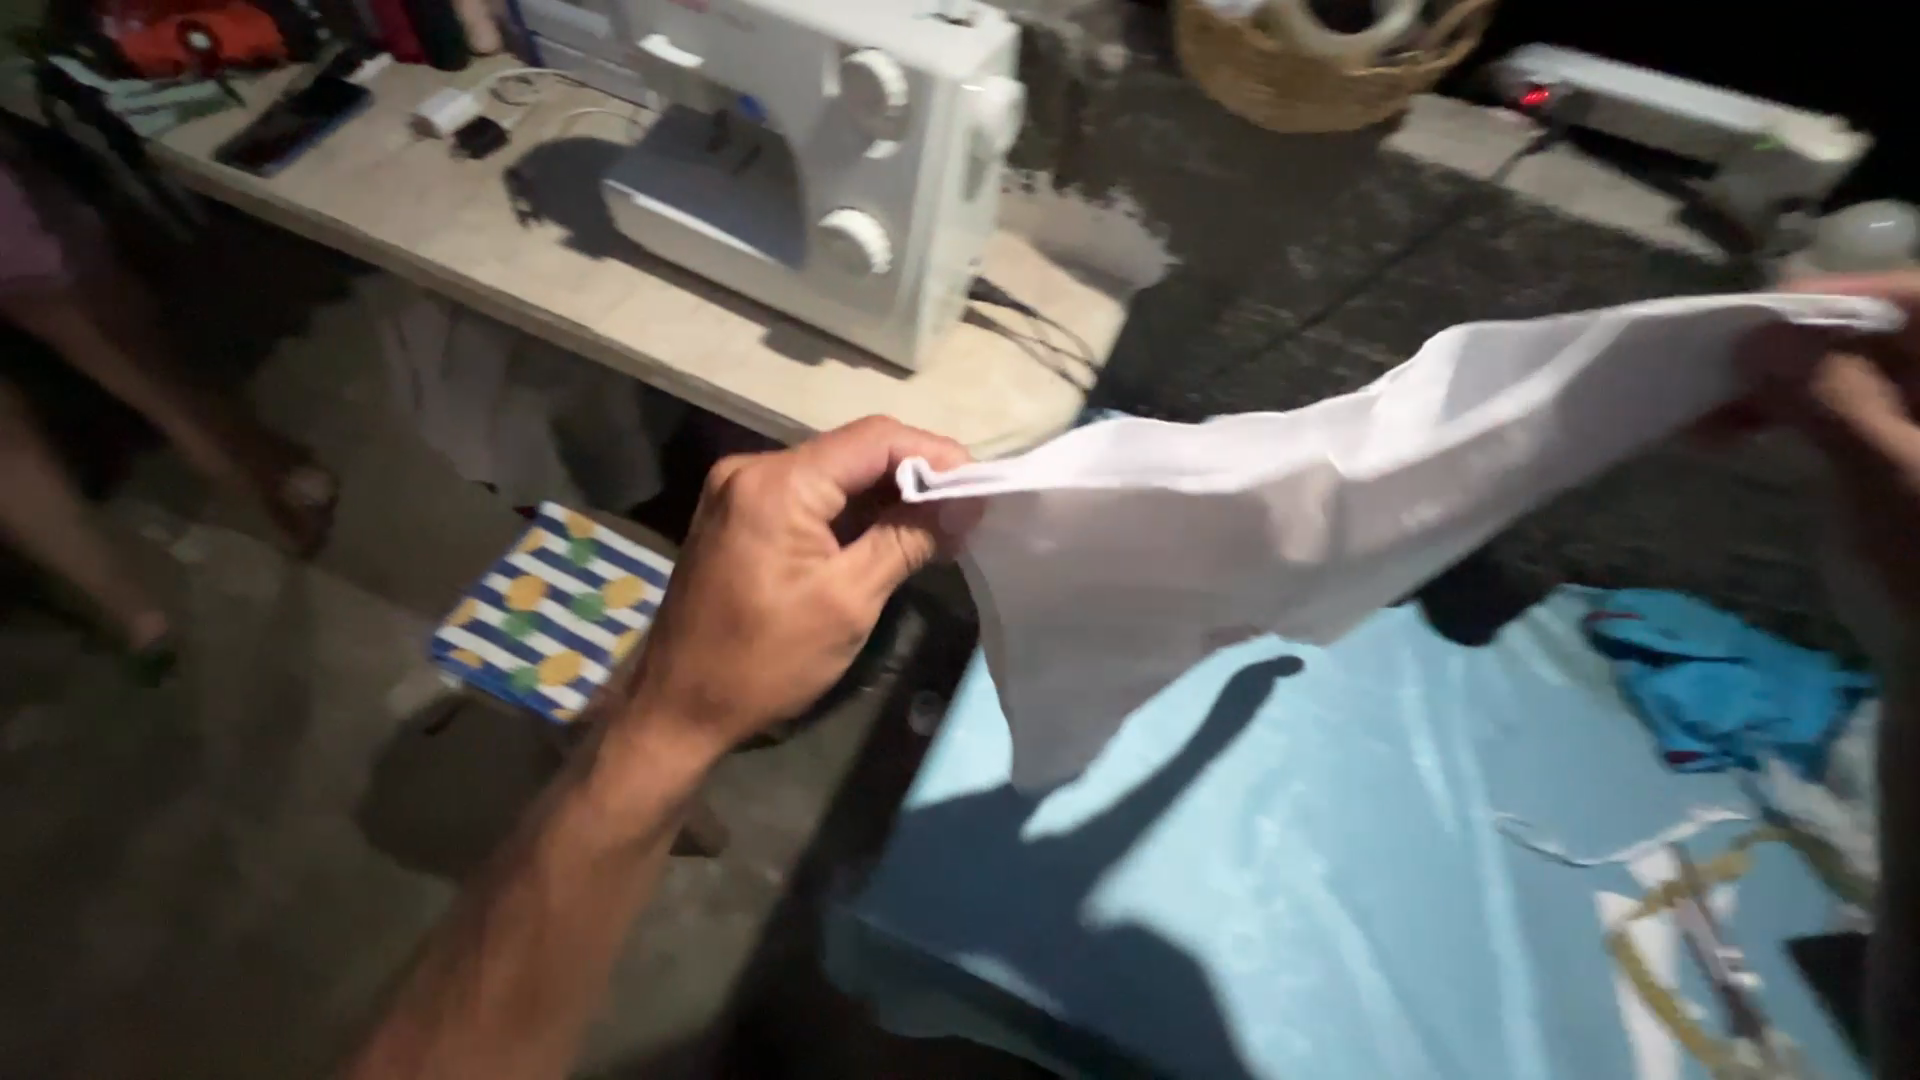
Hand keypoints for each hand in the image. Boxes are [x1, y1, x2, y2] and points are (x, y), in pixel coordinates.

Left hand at [611, 416, 971, 768]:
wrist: (678, 708)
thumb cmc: (765, 662)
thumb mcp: (849, 601)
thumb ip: (907, 539)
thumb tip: (963, 503)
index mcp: (777, 484)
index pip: (874, 439)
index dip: (935, 454)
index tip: (980, 484)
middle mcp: (753, 469)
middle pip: (854, 450)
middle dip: (916, 474)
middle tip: (967, 507)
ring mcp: (742, 490)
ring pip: (835, 473)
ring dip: (888, 494)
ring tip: (942, 523)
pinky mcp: (741, 514)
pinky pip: (811, 496)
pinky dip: (854, 511)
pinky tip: (892, 532)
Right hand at [1740, 271, 1919, 617]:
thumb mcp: (1892, 483)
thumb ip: (1833, 401)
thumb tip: (1757, 336)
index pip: (1918, 300)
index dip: (1827, 304)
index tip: (1738, 329)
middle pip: (1879, 331)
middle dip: (1785, 351)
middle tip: (1705, 385)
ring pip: (1851, 368)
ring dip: (1773, 385)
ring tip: (1707, 420)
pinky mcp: (1903, 444)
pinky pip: (1842, 403)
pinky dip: (1786, 412)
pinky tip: (1739, 432)